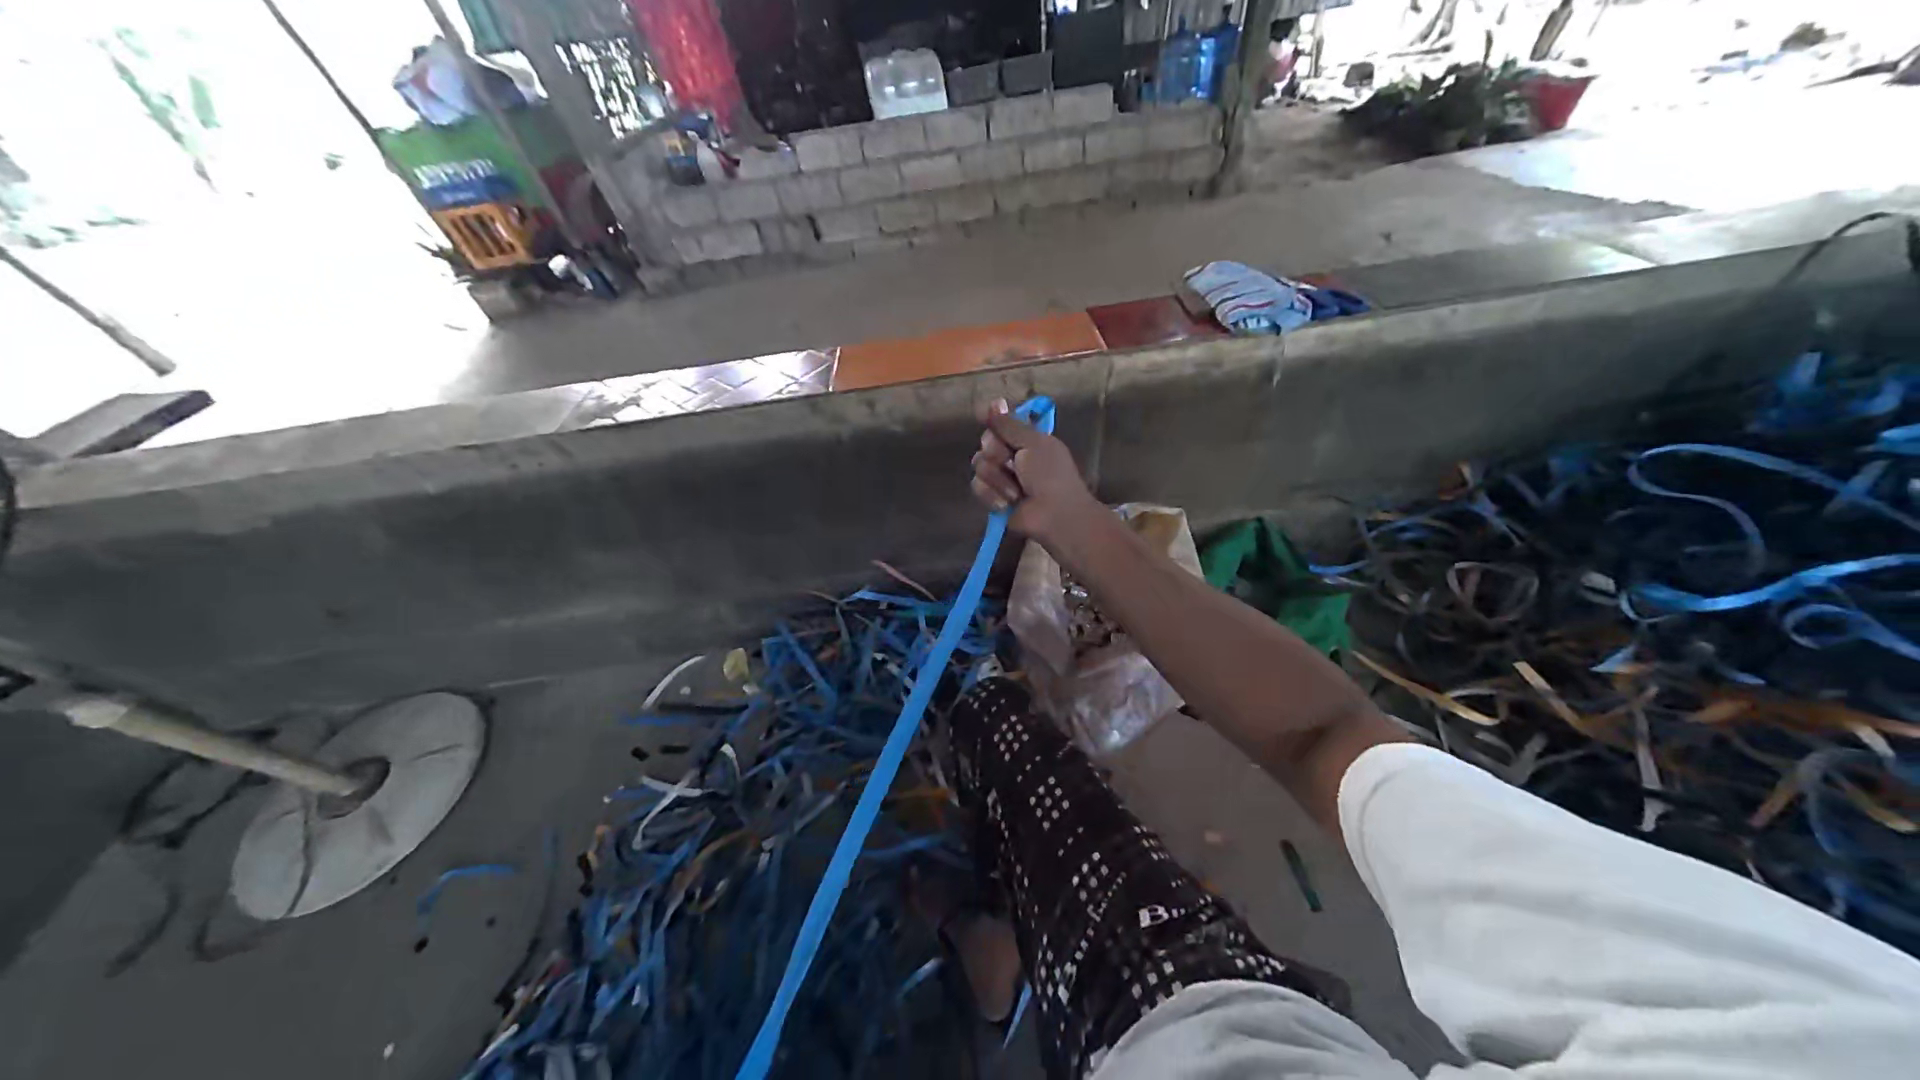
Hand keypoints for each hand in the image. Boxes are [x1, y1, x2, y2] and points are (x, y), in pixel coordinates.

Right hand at [969, 398, 1101, 542]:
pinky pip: (978, 487)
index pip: (1000, 424)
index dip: (995, 424)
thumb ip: (1009, 424)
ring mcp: (1002, 477)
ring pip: (980, 465)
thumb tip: (994, 401)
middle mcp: (1013, 455)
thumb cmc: (1050, 475)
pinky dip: (992, 495)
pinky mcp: (993, 497)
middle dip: (996, 453)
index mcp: (1027, 439)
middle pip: (986, 443)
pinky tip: (1007, 503)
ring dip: (997, 478)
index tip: (991, 422)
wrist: (1053, 515)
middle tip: (1011, 462)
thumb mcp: (1033, 442)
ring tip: (1015, 491)